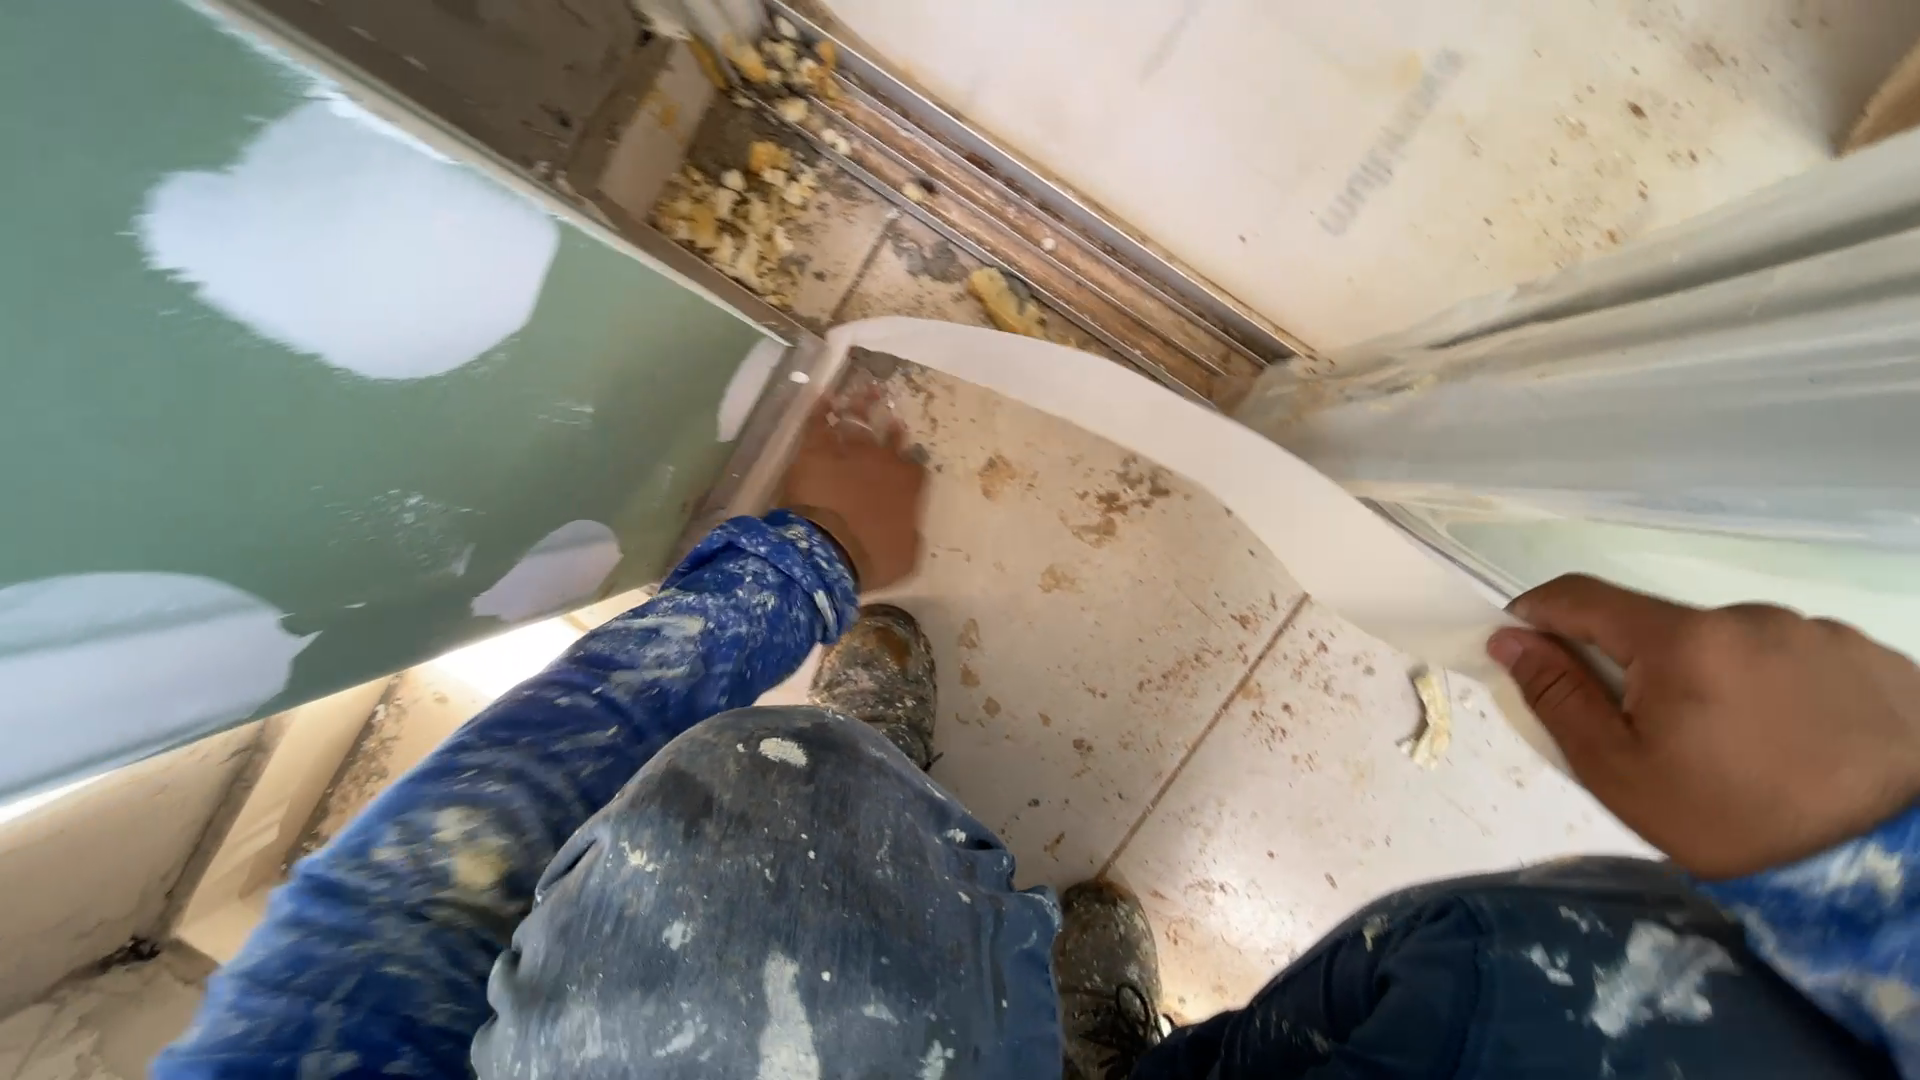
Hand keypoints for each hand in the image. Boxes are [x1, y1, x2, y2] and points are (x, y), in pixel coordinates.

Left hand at [779, 410, 926, 590]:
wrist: (829, 550)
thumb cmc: (872, 558)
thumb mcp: (907, 555)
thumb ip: (911, 535)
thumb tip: (910, 528)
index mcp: (908, 486)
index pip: (915, 468)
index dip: (911, 464)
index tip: (908, 461)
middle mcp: (884, 461)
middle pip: (890, 437)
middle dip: (892, 428)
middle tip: (891, 416)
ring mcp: (850, 450)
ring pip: (859, 420)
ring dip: (864, 406)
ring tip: (867, 390)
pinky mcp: (818, 449)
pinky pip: (819, 422)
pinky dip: (821, 409)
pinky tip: (824, 397)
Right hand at [1487, 574, 1919, 879]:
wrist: (1887, 878)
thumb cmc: (1725, 819)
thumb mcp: (1612, 767)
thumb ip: (1555, 692)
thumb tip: (1508, 638)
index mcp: (1683, 640)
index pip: (1579, 596)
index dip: (1536, 612)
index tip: (1521, 642)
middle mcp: (1754, 619)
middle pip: (1657, 623)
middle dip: (1631, 659)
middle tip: (1643, 725)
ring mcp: (1827, 636)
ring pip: (1727, 640)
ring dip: (1705, 670)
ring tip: (1729, 737)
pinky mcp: (1883, 662)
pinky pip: (1794, 655)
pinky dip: (1771, 682)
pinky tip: (1789, 735)